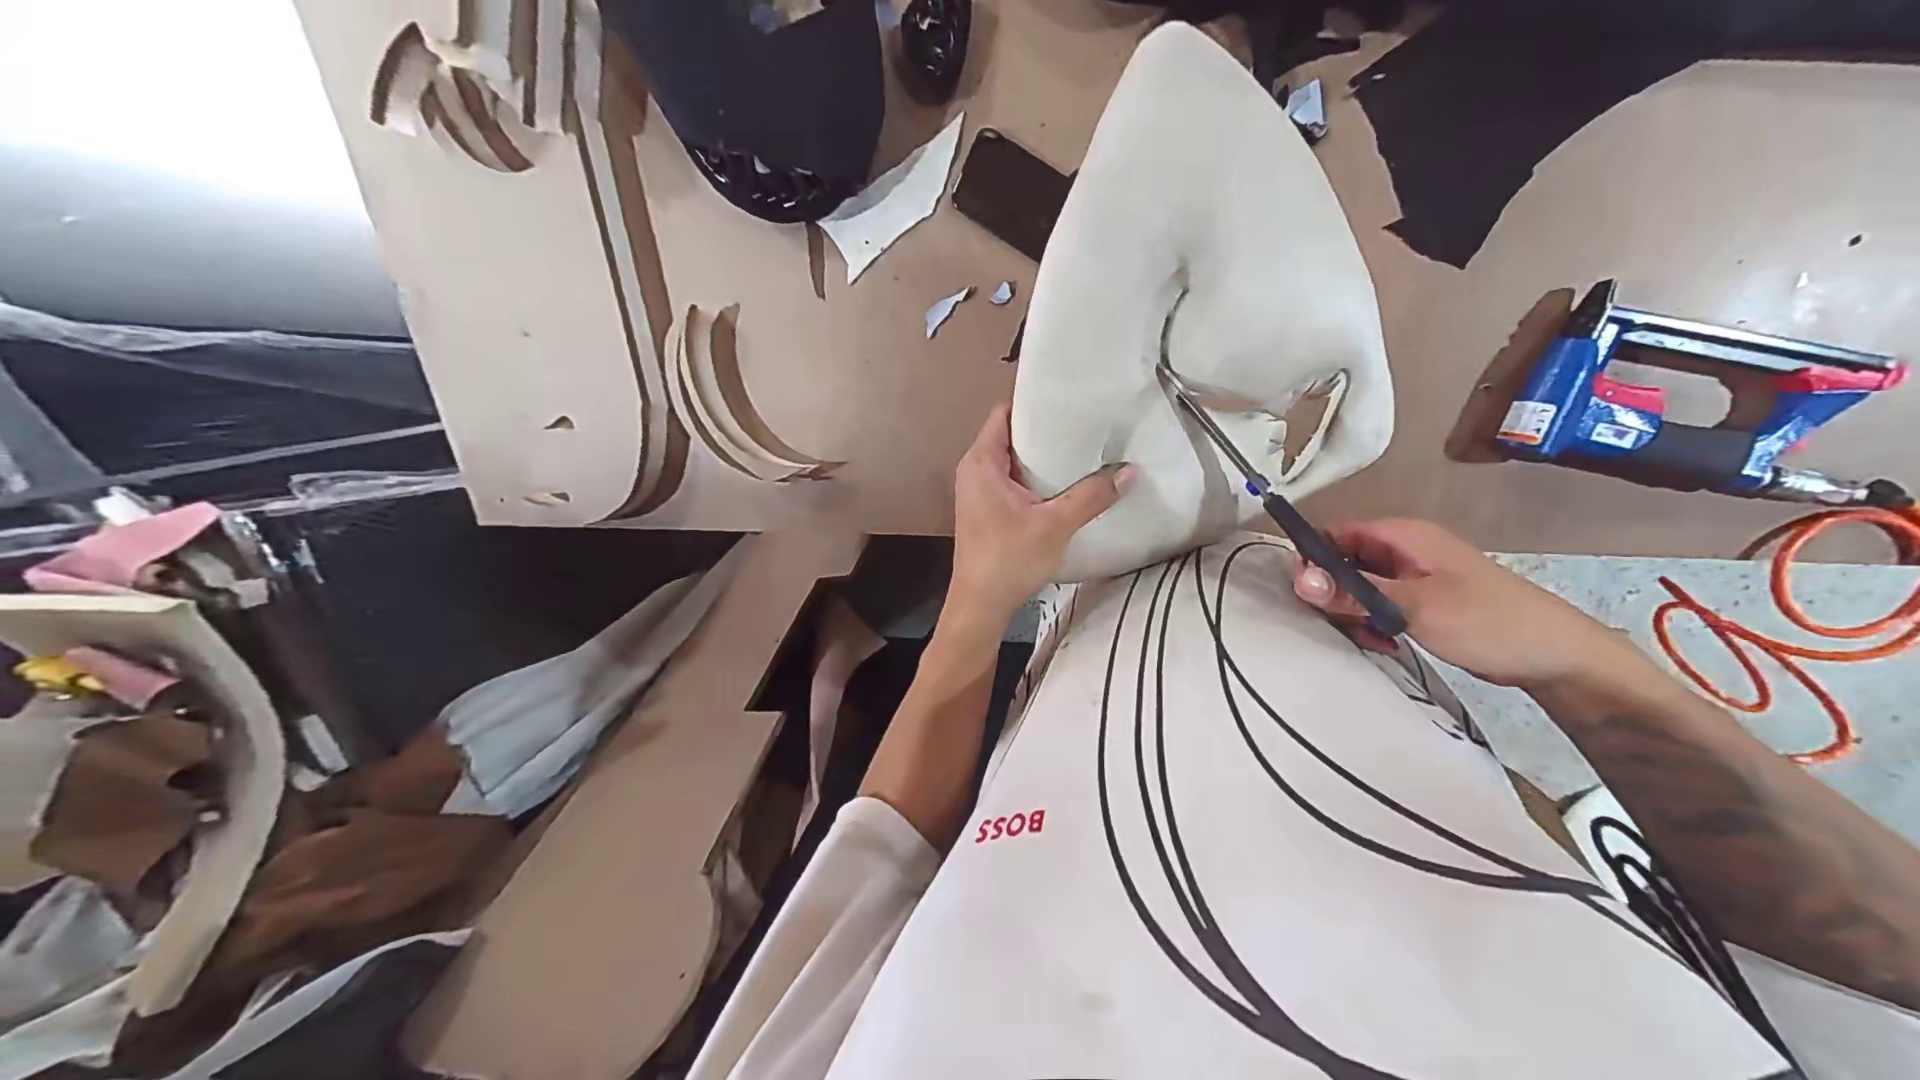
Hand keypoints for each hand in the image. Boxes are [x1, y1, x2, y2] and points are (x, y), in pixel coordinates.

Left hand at [947, 403, 1133, 626]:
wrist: (980, 604)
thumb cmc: (1008, 560)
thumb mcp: (1056, 525)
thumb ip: (1092, 496)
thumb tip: (1129, 472)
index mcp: (981, 462)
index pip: (1004, 413)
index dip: (1032, 402)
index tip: (1066, 399)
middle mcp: (973, 470)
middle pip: (1009, 435)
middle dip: (1043, 430)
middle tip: (1081, 425)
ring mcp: (976, 491)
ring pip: (1010, 460)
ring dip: (1039, 457)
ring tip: (1077, 451)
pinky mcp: (984, 510)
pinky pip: (1009, 480)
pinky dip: (1032, 478)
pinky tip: (1061, 484)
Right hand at [1290, 518, 1649, 689]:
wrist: (1557, 657)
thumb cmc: (1487, 621)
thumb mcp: (1412, 607)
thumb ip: (1353, 592)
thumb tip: (1299, 579)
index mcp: (1403, 536)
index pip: (1334, 533)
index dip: (1312, 557)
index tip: (1303, 591)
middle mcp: (1404, 549)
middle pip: (1343, 560)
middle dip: (1333, 591)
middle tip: (1338, 621)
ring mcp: (1414, 575)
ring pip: (1359, 586)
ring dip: (1353, 611)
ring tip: (1367, 636)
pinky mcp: (1421, 599)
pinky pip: (1378, 603)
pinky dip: (1372, 621)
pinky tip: (1382, 642)